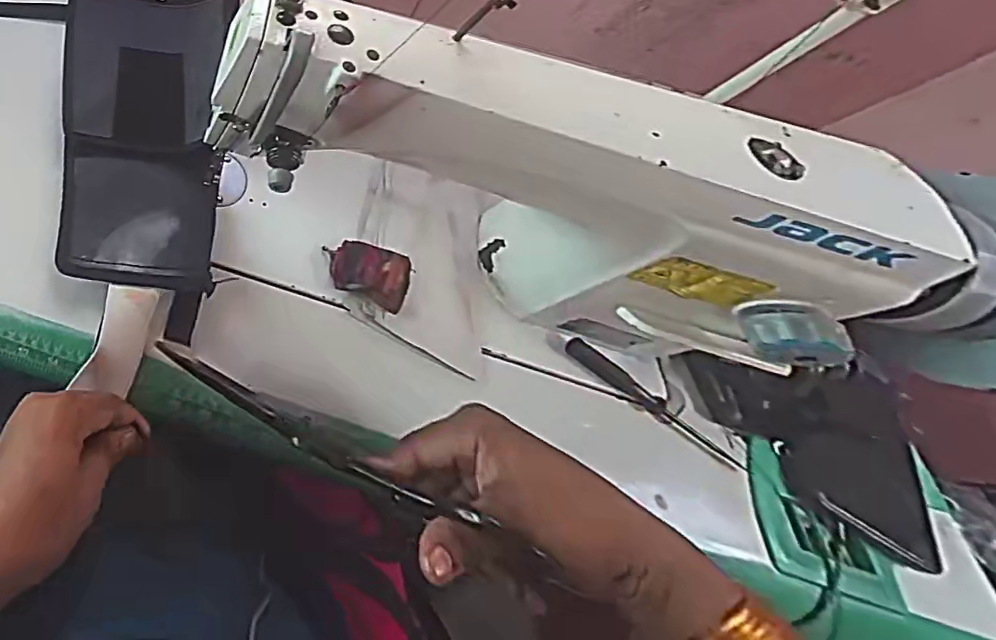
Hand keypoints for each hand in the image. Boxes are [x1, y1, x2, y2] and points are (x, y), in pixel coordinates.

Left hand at [0, 390, 150, 607]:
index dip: (132, 419)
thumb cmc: (36, 524)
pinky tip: (75, 464)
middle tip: (130, 451)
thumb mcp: (87, 489)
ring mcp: (20, 417)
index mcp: (61, 409)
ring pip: (68, 414)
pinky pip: (50, 425)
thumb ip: (110, 452)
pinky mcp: (10, 435)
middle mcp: (39, 403)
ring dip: (89, 431)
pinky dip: (68, 437)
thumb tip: (126, 435)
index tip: (146, 440)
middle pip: (87, 404)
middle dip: (109, 424)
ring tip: (106, 461)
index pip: (109, 402)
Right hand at [368, 405, 747, 638]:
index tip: (359, 490)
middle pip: (423, 480)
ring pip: (442, 509)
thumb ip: (454, 531)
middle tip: (425, 544)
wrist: (636, 566)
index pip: (410, 449)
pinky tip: (490, 564)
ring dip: (450, 539)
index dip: (386, 474)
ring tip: (473, 560)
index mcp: (472, 429)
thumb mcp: (505, 515)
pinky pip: (465, 529)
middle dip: (422, 515)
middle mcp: (477, 448)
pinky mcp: (501, 512)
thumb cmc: (578, 517)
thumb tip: (423, 551)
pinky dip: (470, 549)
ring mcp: (489, 481)